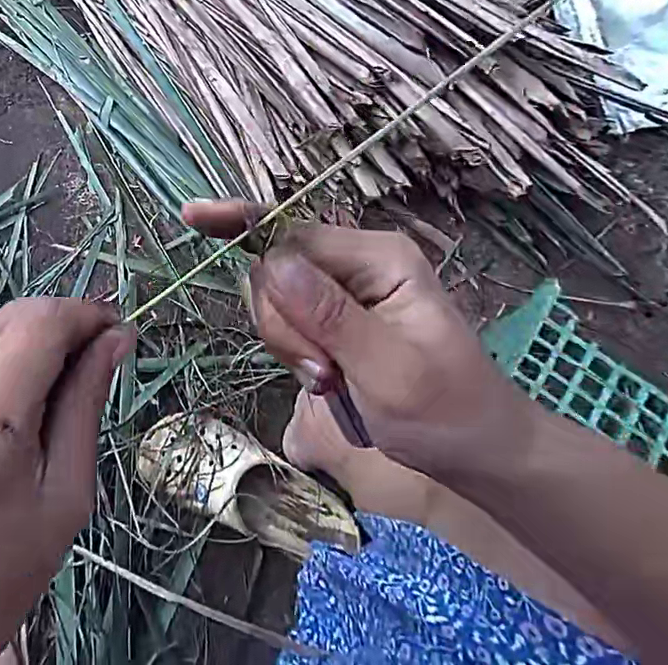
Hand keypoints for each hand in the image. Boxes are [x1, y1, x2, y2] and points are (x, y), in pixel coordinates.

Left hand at [0, 297, 134, 664]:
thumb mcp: (64, 495)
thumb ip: (87, 402)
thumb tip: (116, 337)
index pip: (40, 323)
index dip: (86, 314)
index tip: (118, 331)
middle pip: (15, 316)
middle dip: (64, 323)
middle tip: (98, 358)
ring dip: (33, 341)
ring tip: (56, 390)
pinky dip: (1, 358)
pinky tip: (14, 401)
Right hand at [182, 200, 535, 483]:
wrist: (475, 450)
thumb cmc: (446, 412)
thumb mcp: (390, 370)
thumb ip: (330, 315)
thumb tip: (272, 263)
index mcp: (379, 256)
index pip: (293, 236)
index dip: (242, 227)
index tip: (192, 216)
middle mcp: (356, 259)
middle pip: (276, 267)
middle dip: (284, 323)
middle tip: (323, 373)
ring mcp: (342, 285)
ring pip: (274, 294)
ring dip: (289, 341)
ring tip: (331, 379)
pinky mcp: (331, 312)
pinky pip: (285, 317)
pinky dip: (293, 350)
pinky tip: (325, 377)